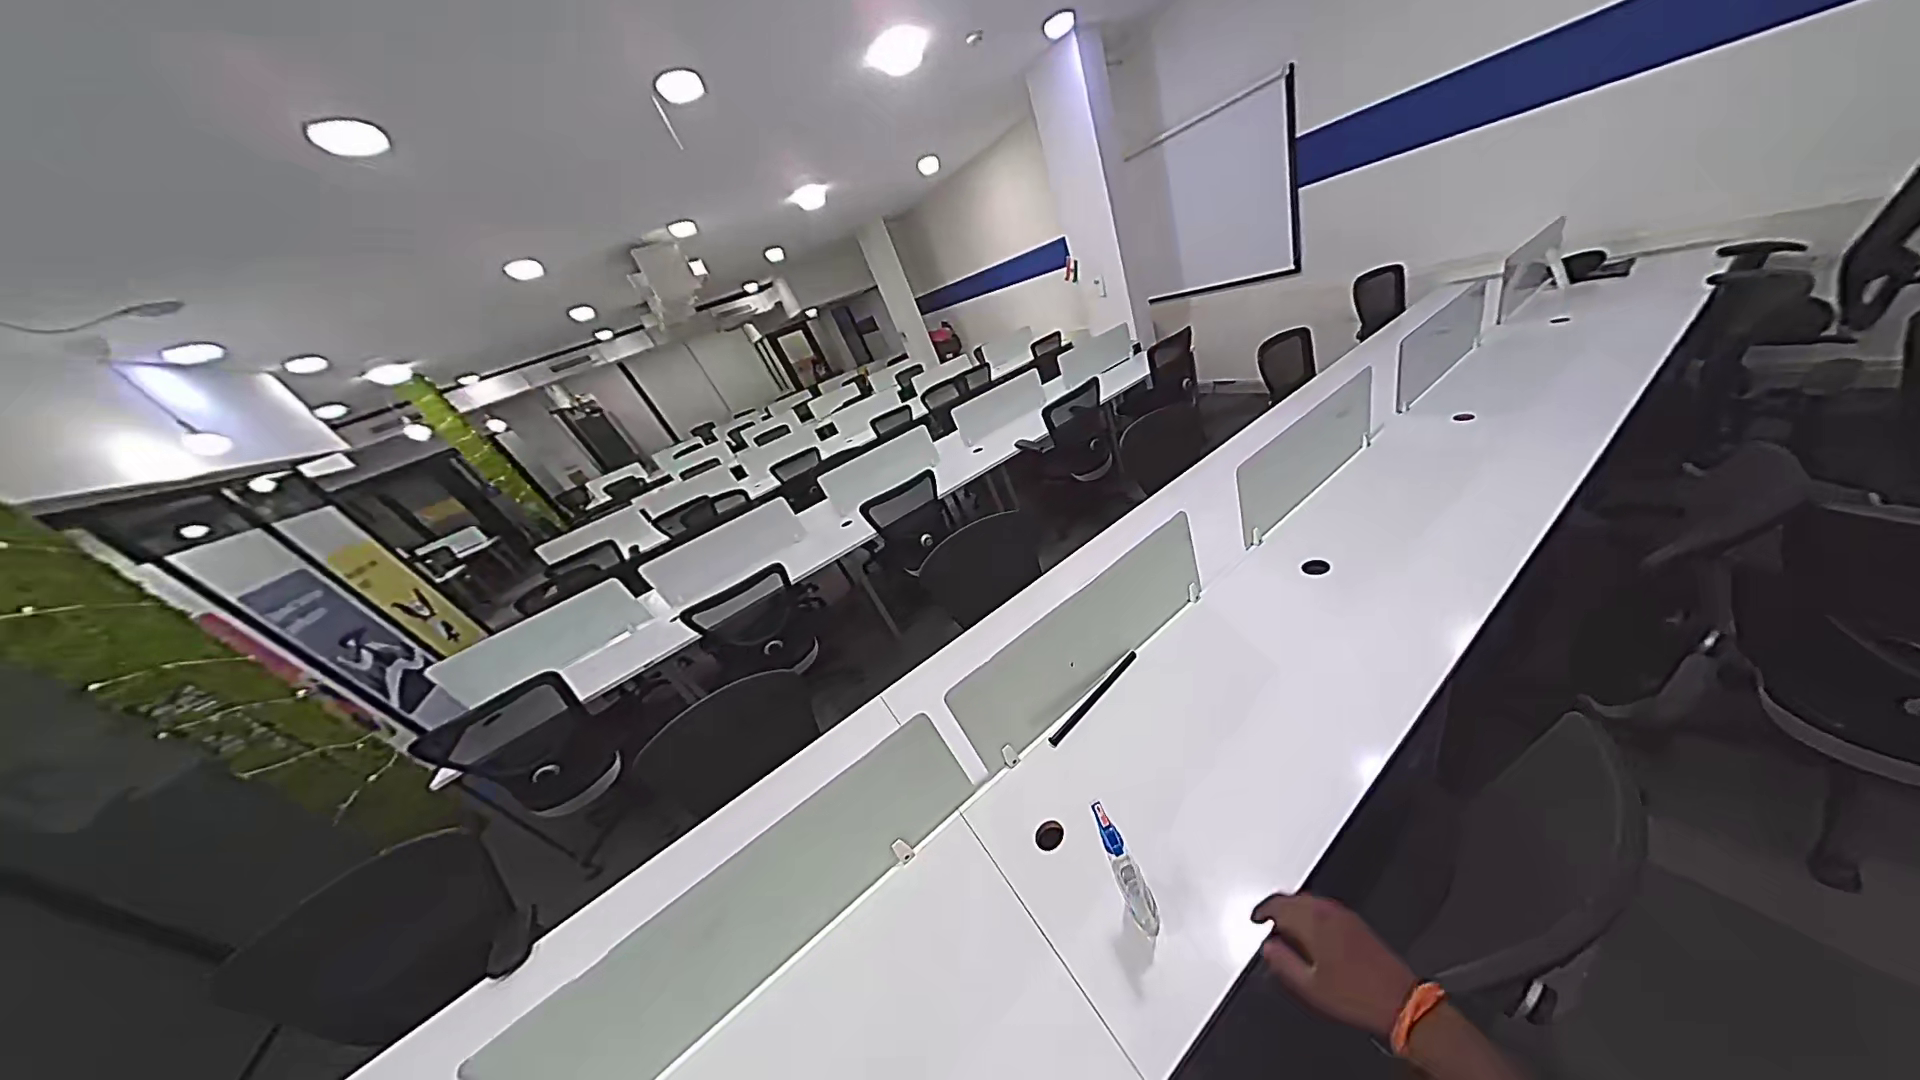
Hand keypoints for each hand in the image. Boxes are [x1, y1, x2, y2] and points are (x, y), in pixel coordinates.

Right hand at [1250, 892, 1417, 1038]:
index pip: (1277, 904)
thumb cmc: (1358, 996)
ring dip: (1293, 909)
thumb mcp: (1310, 987)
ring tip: (1288, 928)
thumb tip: (1268, 948)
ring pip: (1308, 900)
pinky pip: (1324, 906)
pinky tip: (1312, 931)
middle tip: (1268, 923)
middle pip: (1291, 898)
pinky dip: (1311, 912)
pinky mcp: (1356, 922)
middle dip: (1276, 908)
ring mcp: (1343, 915)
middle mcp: (1327, 912)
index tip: (1257, 919)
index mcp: (1312, 922)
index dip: (1262, 911)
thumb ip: (1283, 962)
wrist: (1401, 1003)